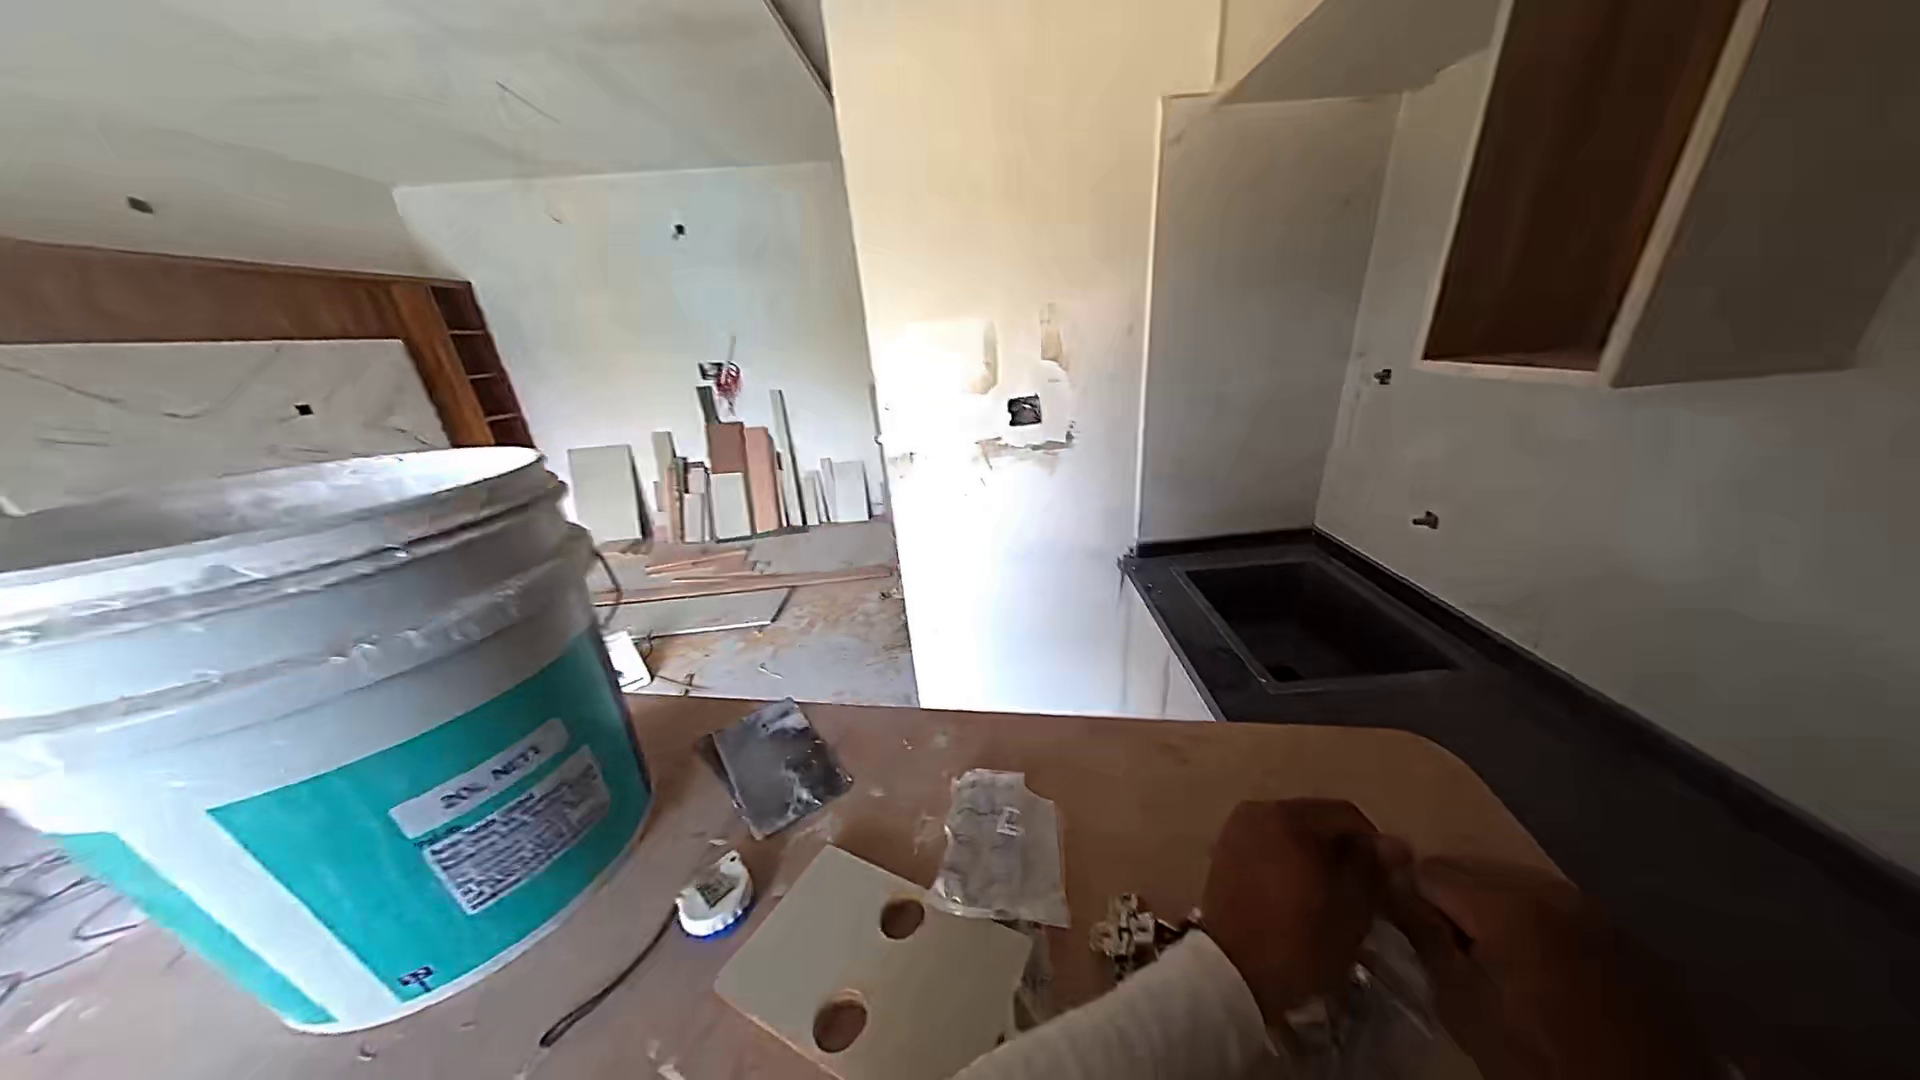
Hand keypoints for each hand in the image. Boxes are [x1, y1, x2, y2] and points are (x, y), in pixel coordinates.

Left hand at [1201, 799, 1389, 1022]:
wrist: (1233, 969)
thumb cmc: (1299, 941)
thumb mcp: (1351, 909)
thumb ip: (1371, 869)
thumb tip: (1394, 844)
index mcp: (1286, 816)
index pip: (1344, 814)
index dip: (1373, 844)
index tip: (1387, 879)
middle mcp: (1256, 810)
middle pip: (1314, 818)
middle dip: (1341, 847)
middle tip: (1361, 887)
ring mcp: (1235, 828)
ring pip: (1289, 830)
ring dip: (1313, 853)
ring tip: (1330, 891)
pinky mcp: (1223, 849)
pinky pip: (1266, 842)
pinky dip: (1287, 858)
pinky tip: (1298, 891)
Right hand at [1389, 857, 1716, 1079]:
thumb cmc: (1536, 1060)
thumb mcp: (1459, 1001)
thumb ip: (1422, 932)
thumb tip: (1392, 885)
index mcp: (1505, 902)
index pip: (1428, 869)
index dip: (1412, 896)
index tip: (1413, 930)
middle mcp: (1552, 891)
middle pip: (1473, 871)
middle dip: (1455, 900)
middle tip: (1455, 948)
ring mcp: (1597, 913)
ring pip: (1517, 887)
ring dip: (1497, 910)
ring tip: (1501, 960)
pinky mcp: (1630, 940)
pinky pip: (1560, 912)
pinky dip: (1540, 928)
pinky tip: (1546, 970)